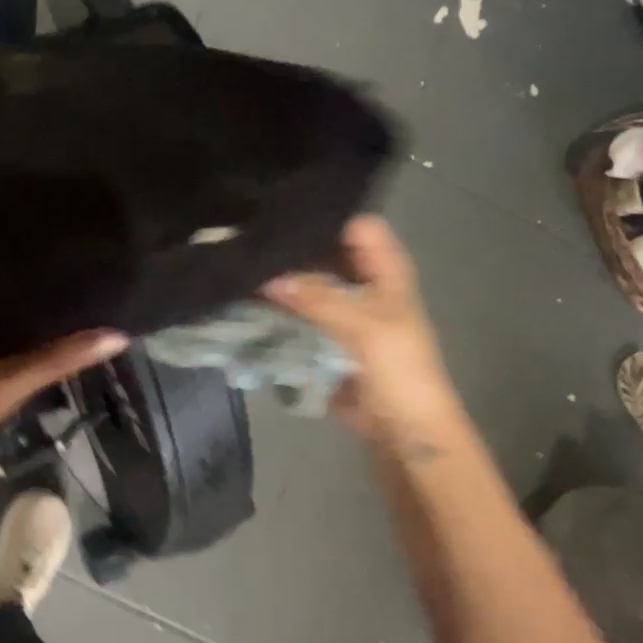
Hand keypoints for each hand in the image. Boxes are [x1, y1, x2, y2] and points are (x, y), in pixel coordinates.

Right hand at [263, 215, 463, 441]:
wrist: (405, 433)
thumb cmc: (399, 371)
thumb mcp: (363, 327)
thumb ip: (316, 297)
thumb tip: (266, 276)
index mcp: (386, 272)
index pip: (357, 225)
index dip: (327, 214)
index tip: (285, 209)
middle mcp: (362, 284)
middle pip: (325, 252)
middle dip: (292, 247)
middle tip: (247, 236)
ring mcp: (342, 312)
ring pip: (306, 283)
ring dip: (279, 278)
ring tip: (238, 264)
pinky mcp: (323, 338)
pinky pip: (295, 315)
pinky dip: (274, 308)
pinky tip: (244, 298)